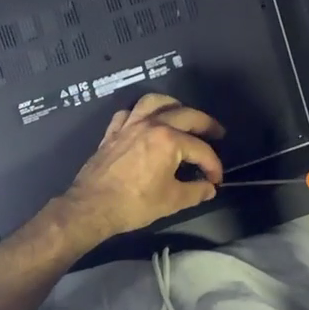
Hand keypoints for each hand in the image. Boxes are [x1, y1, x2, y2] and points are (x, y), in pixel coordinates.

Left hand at [58, 93, 225, 240]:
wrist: (92, 207)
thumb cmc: (134, 204)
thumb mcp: (172, 201)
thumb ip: (196, 192)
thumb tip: (209, 188)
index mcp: (169, 140)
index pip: (201, 150)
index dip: (213, 165)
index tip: (216, 180)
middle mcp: (150, 125)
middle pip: (185, 115)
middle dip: (205, 124)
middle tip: (216, 132)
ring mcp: (128, 126)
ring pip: (153, 103)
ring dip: (172, 105)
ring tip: (181, 114)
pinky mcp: (111, 134)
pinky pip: (127, 114)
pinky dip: (138, 114)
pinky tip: (143, 122)